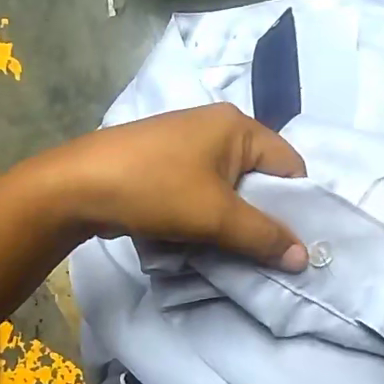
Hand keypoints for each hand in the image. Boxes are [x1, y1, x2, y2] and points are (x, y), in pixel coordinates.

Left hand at [26, 103, 309, 270]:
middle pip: (258, 177)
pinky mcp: (162, 161)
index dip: (296, 206)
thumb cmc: (155, 190)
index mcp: (237, 126)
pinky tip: (195, 238)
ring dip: (229, 220)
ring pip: (226, 188)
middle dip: (259, 216)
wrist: (78, 185)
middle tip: (261, 254)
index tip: (291, 244)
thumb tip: (304, 257)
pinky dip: (202, 213)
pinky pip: (198, 189)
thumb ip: (263, 236)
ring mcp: (185, 142)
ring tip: (226, 250)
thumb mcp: (216, 216)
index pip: (290, 166)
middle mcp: (215, 126)